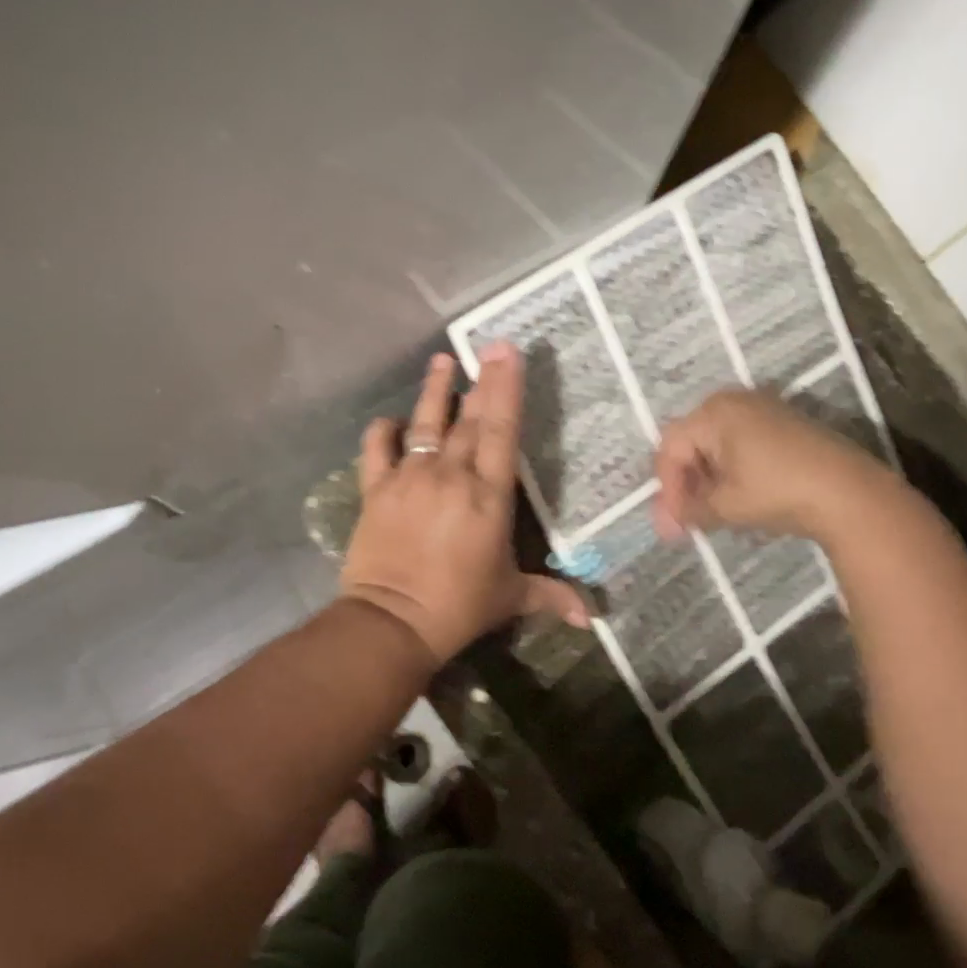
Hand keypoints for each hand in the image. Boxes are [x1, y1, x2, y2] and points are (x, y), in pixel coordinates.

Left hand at [340, 344, 588, 665]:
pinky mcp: (376, 490)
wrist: (393, 621)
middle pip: (468, 419)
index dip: (506, 389)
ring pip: (424, 423)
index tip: (507, 353)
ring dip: (435, 390)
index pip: (501, 431)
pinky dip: (383, 431)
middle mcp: (451, 475)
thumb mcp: (510, 598)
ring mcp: (410, 478)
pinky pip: (377, 448)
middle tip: (488, 346)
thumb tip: (590, 619)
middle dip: (481, 381)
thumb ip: (551, 596)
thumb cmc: (459, 607)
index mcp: (489, 496)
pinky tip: (390, 421)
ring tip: (442, 360)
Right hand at [654, 388, 887, 538]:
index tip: (674, 522)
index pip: (671, 447)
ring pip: (717, 444)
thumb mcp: (726, 506)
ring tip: (714, 512)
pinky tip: (740, 497)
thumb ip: (688, 510)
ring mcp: (763, 408)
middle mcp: (735, 401)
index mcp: (714, 413)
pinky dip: (732, 470)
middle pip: (692, 441)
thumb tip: (666, 522)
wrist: (848, 492)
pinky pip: (742, 443)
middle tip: (689, 518)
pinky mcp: (784, 423)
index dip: (667, 487)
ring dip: (709, 478)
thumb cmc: (778, 492)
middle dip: (686, 482)